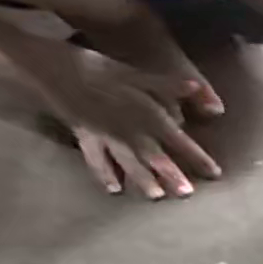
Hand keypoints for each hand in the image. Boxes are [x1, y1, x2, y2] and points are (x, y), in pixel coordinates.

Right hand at [17, 38, 220, 197]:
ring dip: (142, 180)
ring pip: (127, 162)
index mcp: (147, 116)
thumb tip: (196, 87)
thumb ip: (169, 85)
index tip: (215, 174)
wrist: (48, 65)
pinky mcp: (83, 135)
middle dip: (172, 176)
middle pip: (154, 157)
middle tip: (187, 194)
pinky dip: (104, 174)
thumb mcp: (138, 75)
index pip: (179, 142)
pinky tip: (113, 190)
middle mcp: (128, 130)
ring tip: (156, 197)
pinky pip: (95, 158)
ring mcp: (104, 135)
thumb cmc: (100, 69)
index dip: (197, 158)